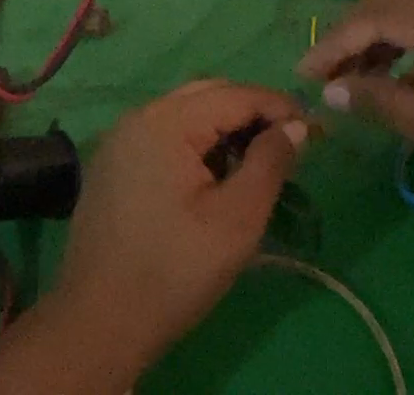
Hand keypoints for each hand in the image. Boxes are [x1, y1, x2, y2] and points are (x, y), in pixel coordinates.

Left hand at [53, 80, 306, 363]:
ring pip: (184, 111)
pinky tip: (213, 174)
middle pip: (207, 93)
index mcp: (166, 121)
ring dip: (222, 126)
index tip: (313, 129)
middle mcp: (138, 115)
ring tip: (254, 161)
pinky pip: (163, 133)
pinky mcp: (113, 161)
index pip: (234, 95)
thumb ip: (269, 163)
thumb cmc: (175, 269)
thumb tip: (294, 126)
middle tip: (287, 144)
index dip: (277, 106)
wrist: (100, 319)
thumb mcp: (237, 219)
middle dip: (250, 111)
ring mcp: (120, 137)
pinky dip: (195, 140)